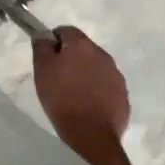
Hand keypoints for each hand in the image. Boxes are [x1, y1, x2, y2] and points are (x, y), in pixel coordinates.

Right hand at [32, 25, 130, 145]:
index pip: (66, 30)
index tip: (47, 57)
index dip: (54, 40)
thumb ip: (41, 45)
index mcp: (82, 45)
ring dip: (85, 72)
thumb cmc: (61, 96)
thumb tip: (44, 35)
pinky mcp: (123, 96)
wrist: (91, 134)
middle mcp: (103, 55)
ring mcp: (116, 76)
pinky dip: (97, 89)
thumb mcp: (41, 68)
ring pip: (96, 66)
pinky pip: (106, 85)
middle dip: (71, 57)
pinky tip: (87, 104)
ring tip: (73, 92)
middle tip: (58, 75)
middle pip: (83, 48)